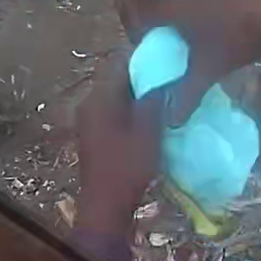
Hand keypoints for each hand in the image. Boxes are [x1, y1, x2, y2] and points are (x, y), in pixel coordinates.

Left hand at [73, 57, 163, 229]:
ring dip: (138, 93)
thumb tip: (163, 76)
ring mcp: (89, 119)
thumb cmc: (128, 166)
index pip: (120, 61)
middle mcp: (89, 102)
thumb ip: (154, 98)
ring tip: (164, 97)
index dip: (145, 56)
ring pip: (116, 94)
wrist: (105, 204)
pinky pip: (113, 110)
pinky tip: (149, 117)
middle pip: (117, 77)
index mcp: (100, 96)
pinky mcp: (94, 134)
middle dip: (143, 75)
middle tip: (170, 78)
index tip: (168, 58)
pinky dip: (130, 109)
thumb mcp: (148, 129)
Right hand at [138, 0, 260, 121]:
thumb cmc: (238, 34)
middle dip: (169, 26)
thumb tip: (170, 122)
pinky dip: (216, 4)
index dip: (142, 35)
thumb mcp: (210, 69)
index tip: (150, 53)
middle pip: (166, 4)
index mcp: (171, 3)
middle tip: (177, 50)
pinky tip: (232, 21)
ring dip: (194, 13)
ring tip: (205, 37)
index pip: (142, 16)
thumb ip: (187, 94)